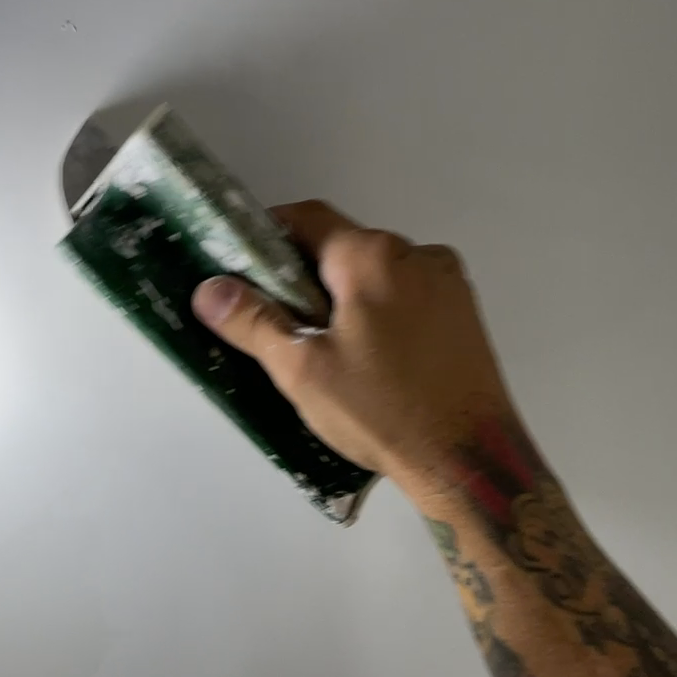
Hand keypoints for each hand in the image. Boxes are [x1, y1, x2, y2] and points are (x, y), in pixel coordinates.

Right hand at [191, 200, 519, 490]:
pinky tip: (365, 360)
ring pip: (375, 274)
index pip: (308, 218)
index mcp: (373, 257)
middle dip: (304, 277)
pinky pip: (405, 296)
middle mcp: (417, 255)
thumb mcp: (301, 369)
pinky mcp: (463, 314)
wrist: (466, 458)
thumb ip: (253, 322)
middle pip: (343, 248)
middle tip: (275, 324)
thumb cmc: (380, 412)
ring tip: (321, 351)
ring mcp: (447, 283)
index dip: (268, 236)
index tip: (241, 267)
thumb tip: (209, 289)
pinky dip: (375, 313)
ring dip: (341, 297)